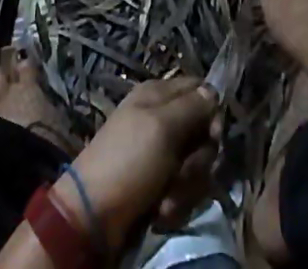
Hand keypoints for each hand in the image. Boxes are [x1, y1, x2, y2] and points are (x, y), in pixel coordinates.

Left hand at [63, 76, 220, 244]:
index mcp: (158, 95)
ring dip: (188, 187)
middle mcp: (162, 119)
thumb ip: (192, 107)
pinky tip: (162, 211)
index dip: (212, 112)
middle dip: (200, 159)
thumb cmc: (128, 161)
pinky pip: (185, 189)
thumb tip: (213, 92)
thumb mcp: (161, 127)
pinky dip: (177, 203)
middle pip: (204, 132)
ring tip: (167, 199)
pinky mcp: (161, 183)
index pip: (201, 89)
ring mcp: (161, 154)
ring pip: (198, 165)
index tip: (211, 135)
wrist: (94, 217)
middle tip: (184, 172)